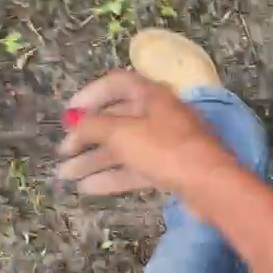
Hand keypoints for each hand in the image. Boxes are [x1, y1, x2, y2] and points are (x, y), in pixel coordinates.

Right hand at [55, 70, 235, 195]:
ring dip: (93, 160)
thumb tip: (76, 121)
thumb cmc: (165, 149)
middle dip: (87, 135)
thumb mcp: (122, 133)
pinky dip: (112, 176)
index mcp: (152, 95)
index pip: (118, 83)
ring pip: (124, 147)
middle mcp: (160, 115)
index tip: (68, 112)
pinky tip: (86, 189)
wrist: (209, 183)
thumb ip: (94, 125)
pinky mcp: (170, 167)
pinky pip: (135, 168)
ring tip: (65, 175)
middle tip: (63, 151)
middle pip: (118, 119)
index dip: (91, 94)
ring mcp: (166, 142)